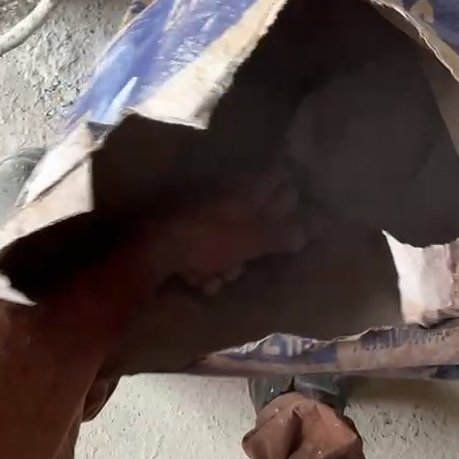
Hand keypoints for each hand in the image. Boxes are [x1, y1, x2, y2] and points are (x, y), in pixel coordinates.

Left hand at [115, 170, 307, 292]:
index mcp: (246, 187)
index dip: (288, 202)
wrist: (152, 245)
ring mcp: (201, 207)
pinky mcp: (180, 224)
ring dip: (223, 261)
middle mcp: (225, 191)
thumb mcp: (253, 240)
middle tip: (242, 266)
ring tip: (215, 278)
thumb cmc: (211, 239)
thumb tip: (306, 232)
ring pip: (225, 235)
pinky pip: (201, 243)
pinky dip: (201, 262)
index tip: (291, 226)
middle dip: (250, 246)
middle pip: (252, 215)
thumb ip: (281, 235)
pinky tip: (194, 278)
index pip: (278, 180)